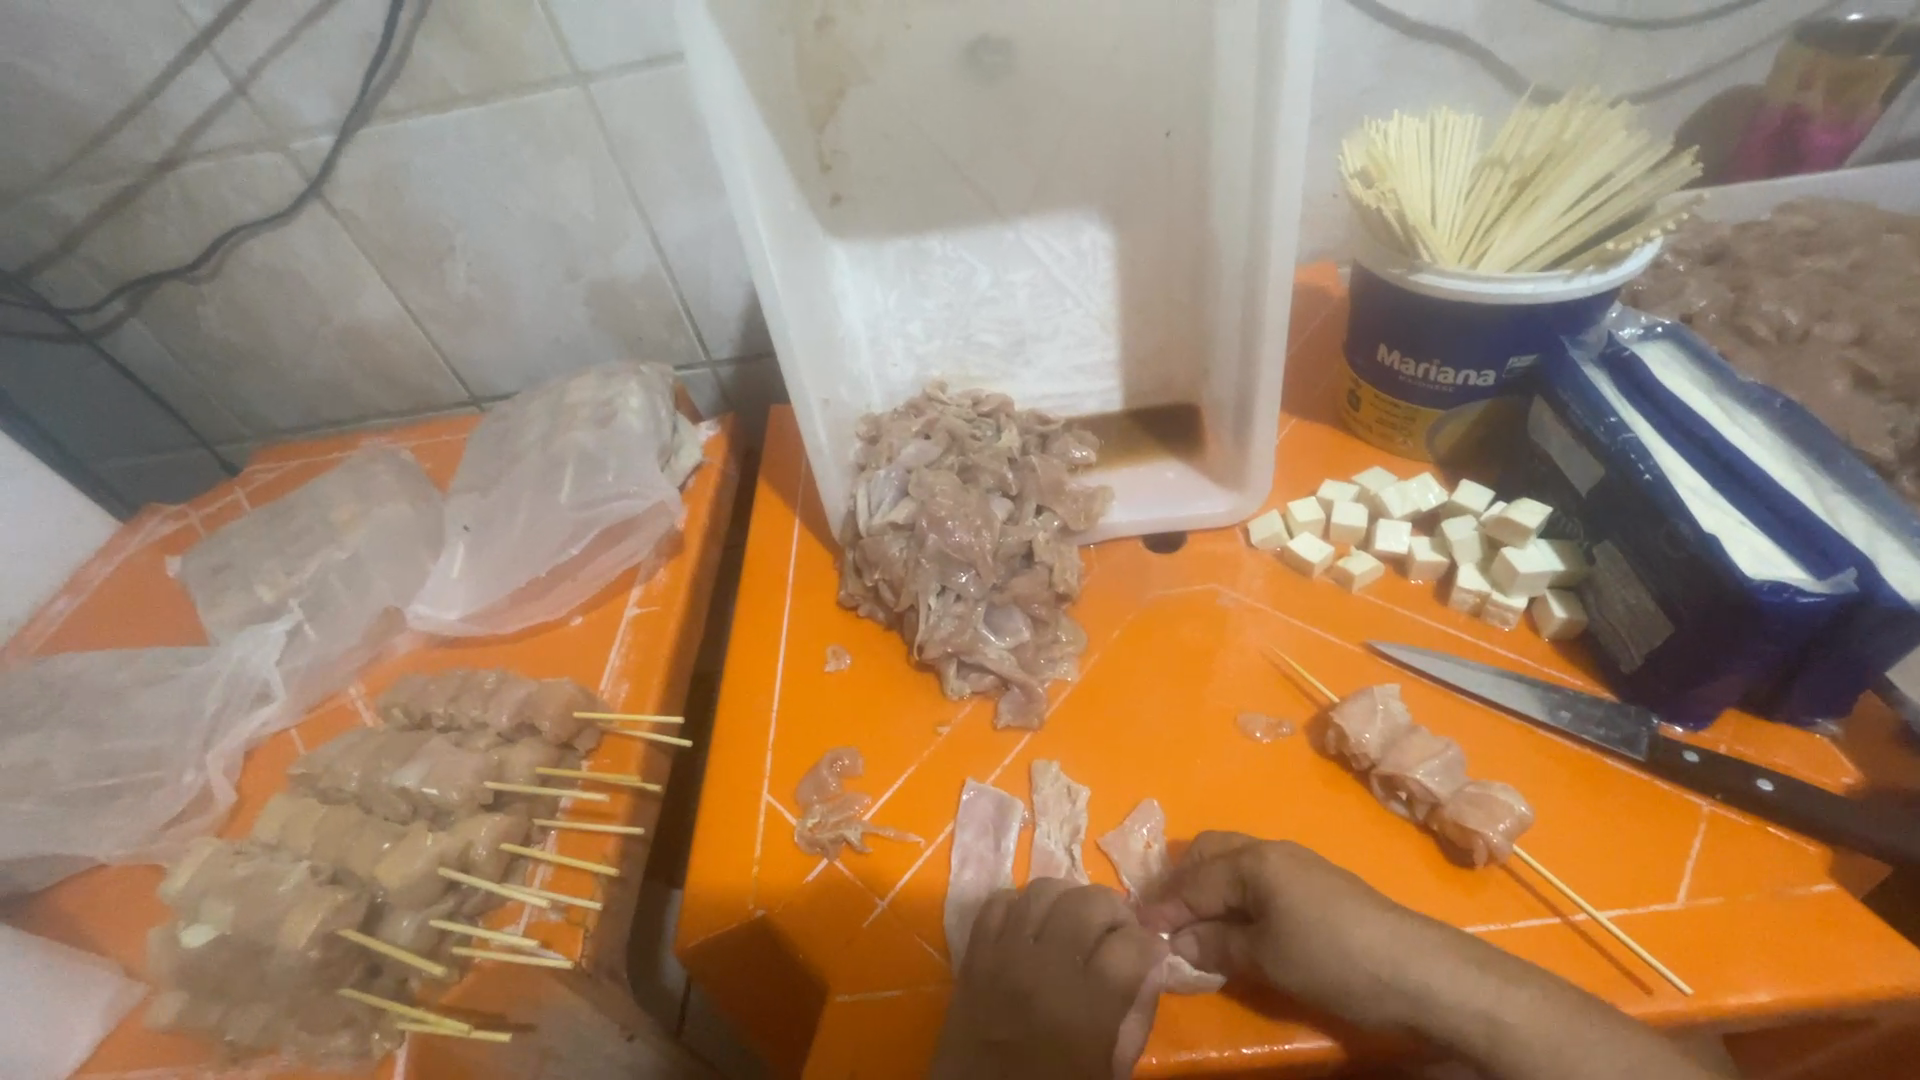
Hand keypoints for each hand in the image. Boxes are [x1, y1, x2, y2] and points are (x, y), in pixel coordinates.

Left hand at [931, 879, 1169, 1079]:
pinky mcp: (974, 952)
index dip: (1149, 944)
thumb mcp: (1111, 1068)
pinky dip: (1021, 904)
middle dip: (1114, 910)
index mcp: (1087, 1009)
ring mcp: (1004, 955)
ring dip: (1069, 898)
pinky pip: (1000, 900)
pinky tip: (1033, 926)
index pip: (1133, 944)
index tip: (1148, 953)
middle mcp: (1046, 970)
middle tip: (1115, 932)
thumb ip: (1136, 1015)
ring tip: (1074, 922)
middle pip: (1090, 902)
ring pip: (1044, 889)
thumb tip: (1152, 963)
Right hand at [1137, 833, 1447, 1029]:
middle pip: (1210, 851)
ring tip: (1196, 920)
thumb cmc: (1333, 959)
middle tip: (1166, 917)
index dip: (1164, 906)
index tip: (1138, 929)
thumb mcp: (1267, 959)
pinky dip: (1235, 893)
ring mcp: (1297, 863)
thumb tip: (1178, 940)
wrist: (1420, 971)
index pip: (1193, 880)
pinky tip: (1238, 921)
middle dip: (1182, 880)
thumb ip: (1217, 945)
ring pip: (1235, 861)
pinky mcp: (1318, 883)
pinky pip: (1258, 876)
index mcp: (1252, 861)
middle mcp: (1270, 850)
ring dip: (1209, 885)